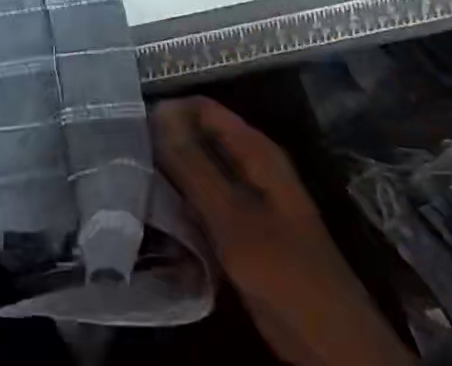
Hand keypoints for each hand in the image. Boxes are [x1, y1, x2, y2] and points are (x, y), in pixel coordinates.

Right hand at [152, 97, 414, 365]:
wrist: (330, 343)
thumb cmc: (283, 271)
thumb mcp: (230, 215)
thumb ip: (192, 163)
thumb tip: (156, 112)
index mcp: (256, 151)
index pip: (202, 108)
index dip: (167, 111)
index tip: (128, 128)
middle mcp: (251, 165)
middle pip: (198, 135)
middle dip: (162, 142)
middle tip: (121, 155)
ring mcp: (245, 197)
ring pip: (197, 168)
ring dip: (167, 172)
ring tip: (128, 179)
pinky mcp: (239, 226)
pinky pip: (200, 199)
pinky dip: (178, 200)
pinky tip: (151, 209)